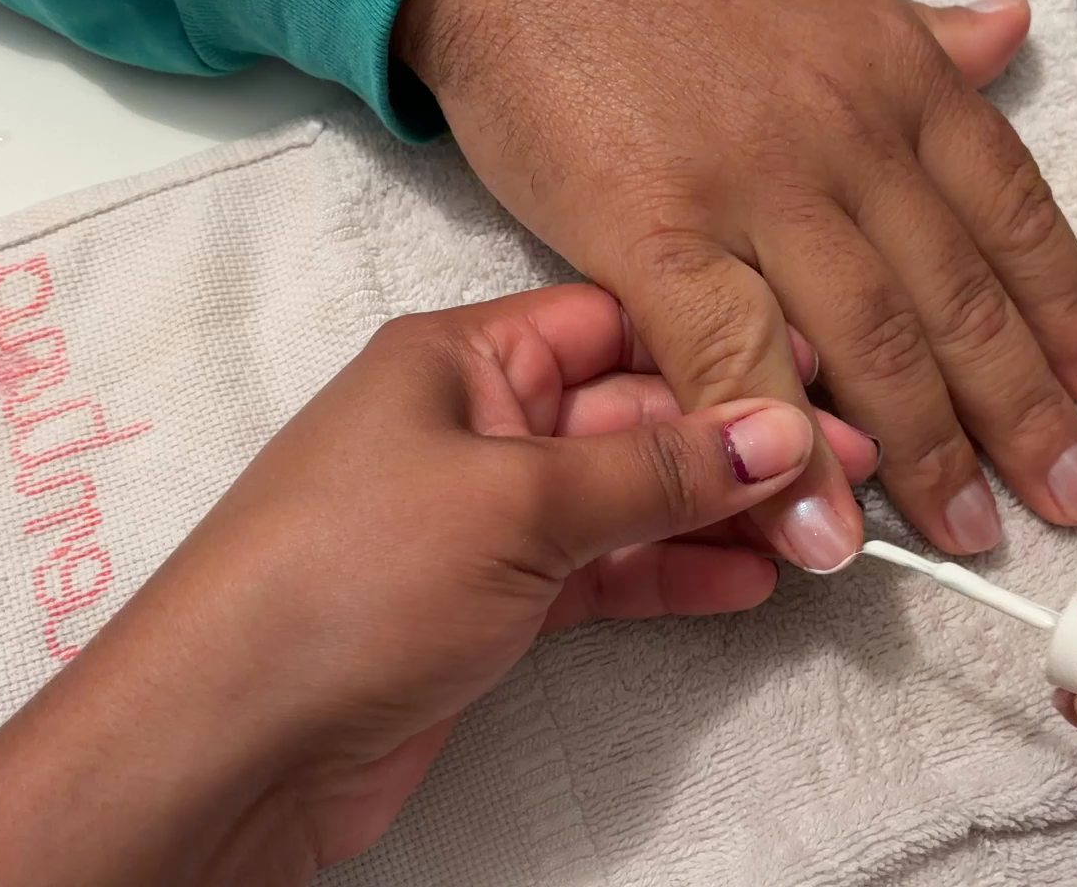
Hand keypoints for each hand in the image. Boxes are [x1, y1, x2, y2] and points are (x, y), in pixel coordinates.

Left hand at [0, 285, 876, 885]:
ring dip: (718, 515)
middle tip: (847, 468)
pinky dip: (672, 572)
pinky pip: (608, 566)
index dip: (715, 344)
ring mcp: (497, 509)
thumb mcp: (517, 502)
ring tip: (816, 533)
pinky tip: (748, 580)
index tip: (812, 368)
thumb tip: (780, 432)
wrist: (230, 752)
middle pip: (638, 417)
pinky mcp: (503, 590)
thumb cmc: (355, 580)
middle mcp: (488, 420)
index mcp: (469, 359)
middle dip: (737, 446)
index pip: (618, 325)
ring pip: (632, 497)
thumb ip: (654, 470)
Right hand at [396, 0, 1076, 570]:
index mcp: (889, 73)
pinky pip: (740, 361)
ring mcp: (755, 188)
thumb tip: (998, 39)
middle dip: (1021, 412)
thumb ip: (915, 31)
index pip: (1010, 212)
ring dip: (930, 451)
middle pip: (957, 298)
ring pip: (872, 341)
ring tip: (969, 533)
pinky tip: (826, 531)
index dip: (1065, 310)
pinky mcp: (655, 235)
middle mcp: (845, 136)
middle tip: (1067, 497)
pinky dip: (787, 450)